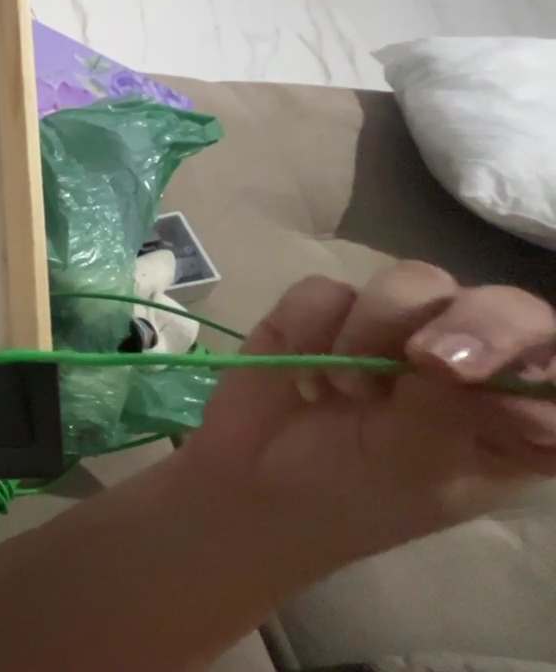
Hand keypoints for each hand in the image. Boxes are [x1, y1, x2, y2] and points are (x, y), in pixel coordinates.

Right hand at [181, 262, 555, 556]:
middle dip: (470, 324)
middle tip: (423, 360)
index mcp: (522, 410)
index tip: (476, 379)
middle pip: (501, 306)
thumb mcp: (417, 469)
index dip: (537, 355)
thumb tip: (445, 355)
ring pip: (409, 282)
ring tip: (344, 388)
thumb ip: (444, 409)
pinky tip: (300, 371)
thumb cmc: (353, 494)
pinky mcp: (320, 315)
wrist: (251, 485)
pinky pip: (323, 290)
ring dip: (371, 329)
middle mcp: (471, 361)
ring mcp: (392, 331)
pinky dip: (306, 326)